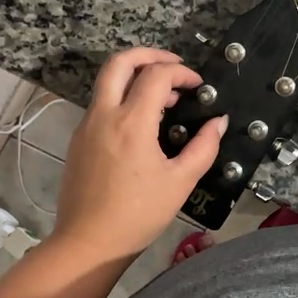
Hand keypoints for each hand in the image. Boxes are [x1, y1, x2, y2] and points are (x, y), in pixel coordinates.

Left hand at [52, 47, 227, 263]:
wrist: (88, 242)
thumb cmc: (138, 215)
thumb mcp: (181, 182)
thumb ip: (204, 147)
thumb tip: (218, 122)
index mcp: (131, 122)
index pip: (156, 75)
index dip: (181, 72)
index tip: (198, 86)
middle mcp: (104, 115)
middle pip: (119, 62)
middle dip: (148, 55)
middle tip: (174, 66)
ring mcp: (86, 126)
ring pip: (106, 82)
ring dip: (135, 78)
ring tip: (163, 98)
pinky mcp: (79, 140)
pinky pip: (101, 105)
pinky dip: (123, 98)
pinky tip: (143, 123)